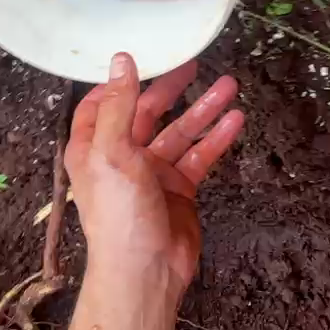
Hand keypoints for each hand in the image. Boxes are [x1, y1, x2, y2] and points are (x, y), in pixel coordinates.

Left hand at [64, 53, 245, 292]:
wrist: (146, 270)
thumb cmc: (120, 213)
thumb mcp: (112, 152)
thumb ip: (118, 104)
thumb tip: (122, 60)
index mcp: (93, 147)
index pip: (100, 104)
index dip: (118, 82)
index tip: (141, 58)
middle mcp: (122, 156)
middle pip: (148, 112)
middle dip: (172, 88)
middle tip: (197, 63)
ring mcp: (153, 173)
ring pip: (181, 132)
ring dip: (205, 109)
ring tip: (232, 86)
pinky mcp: (180, 188)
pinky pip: (200, 155)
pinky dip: (217, 138)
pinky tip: (236, 120)